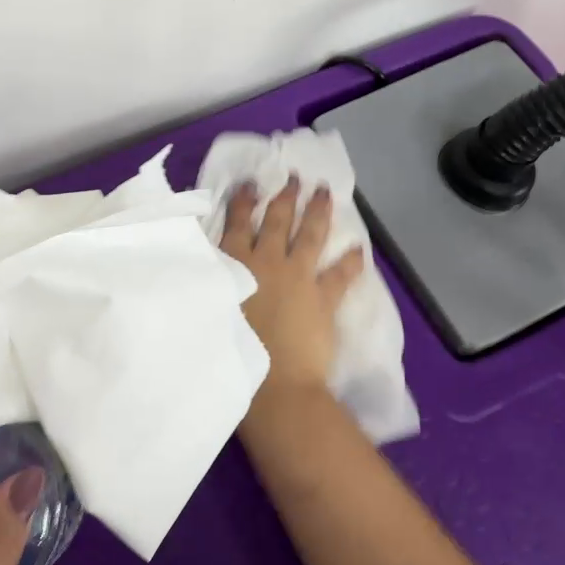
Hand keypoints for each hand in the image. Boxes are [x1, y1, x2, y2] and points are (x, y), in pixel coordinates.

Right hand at [221, 178, 364, 394]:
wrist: (273, 387)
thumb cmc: (230, 352)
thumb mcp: (208, 309)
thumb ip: (209, 282)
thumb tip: (204, 267)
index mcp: (234, 263)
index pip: (236, 222)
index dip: (243, 199)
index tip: (249, 182)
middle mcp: (267, 261)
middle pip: (277, 220)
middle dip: (285, 195)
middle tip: (294, 177)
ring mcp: (299, 277)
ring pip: (310, 235)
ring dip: (317, 211)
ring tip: (324, 191)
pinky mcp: (324, 298)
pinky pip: (341, 274)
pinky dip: (351, 262)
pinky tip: (359, 249)